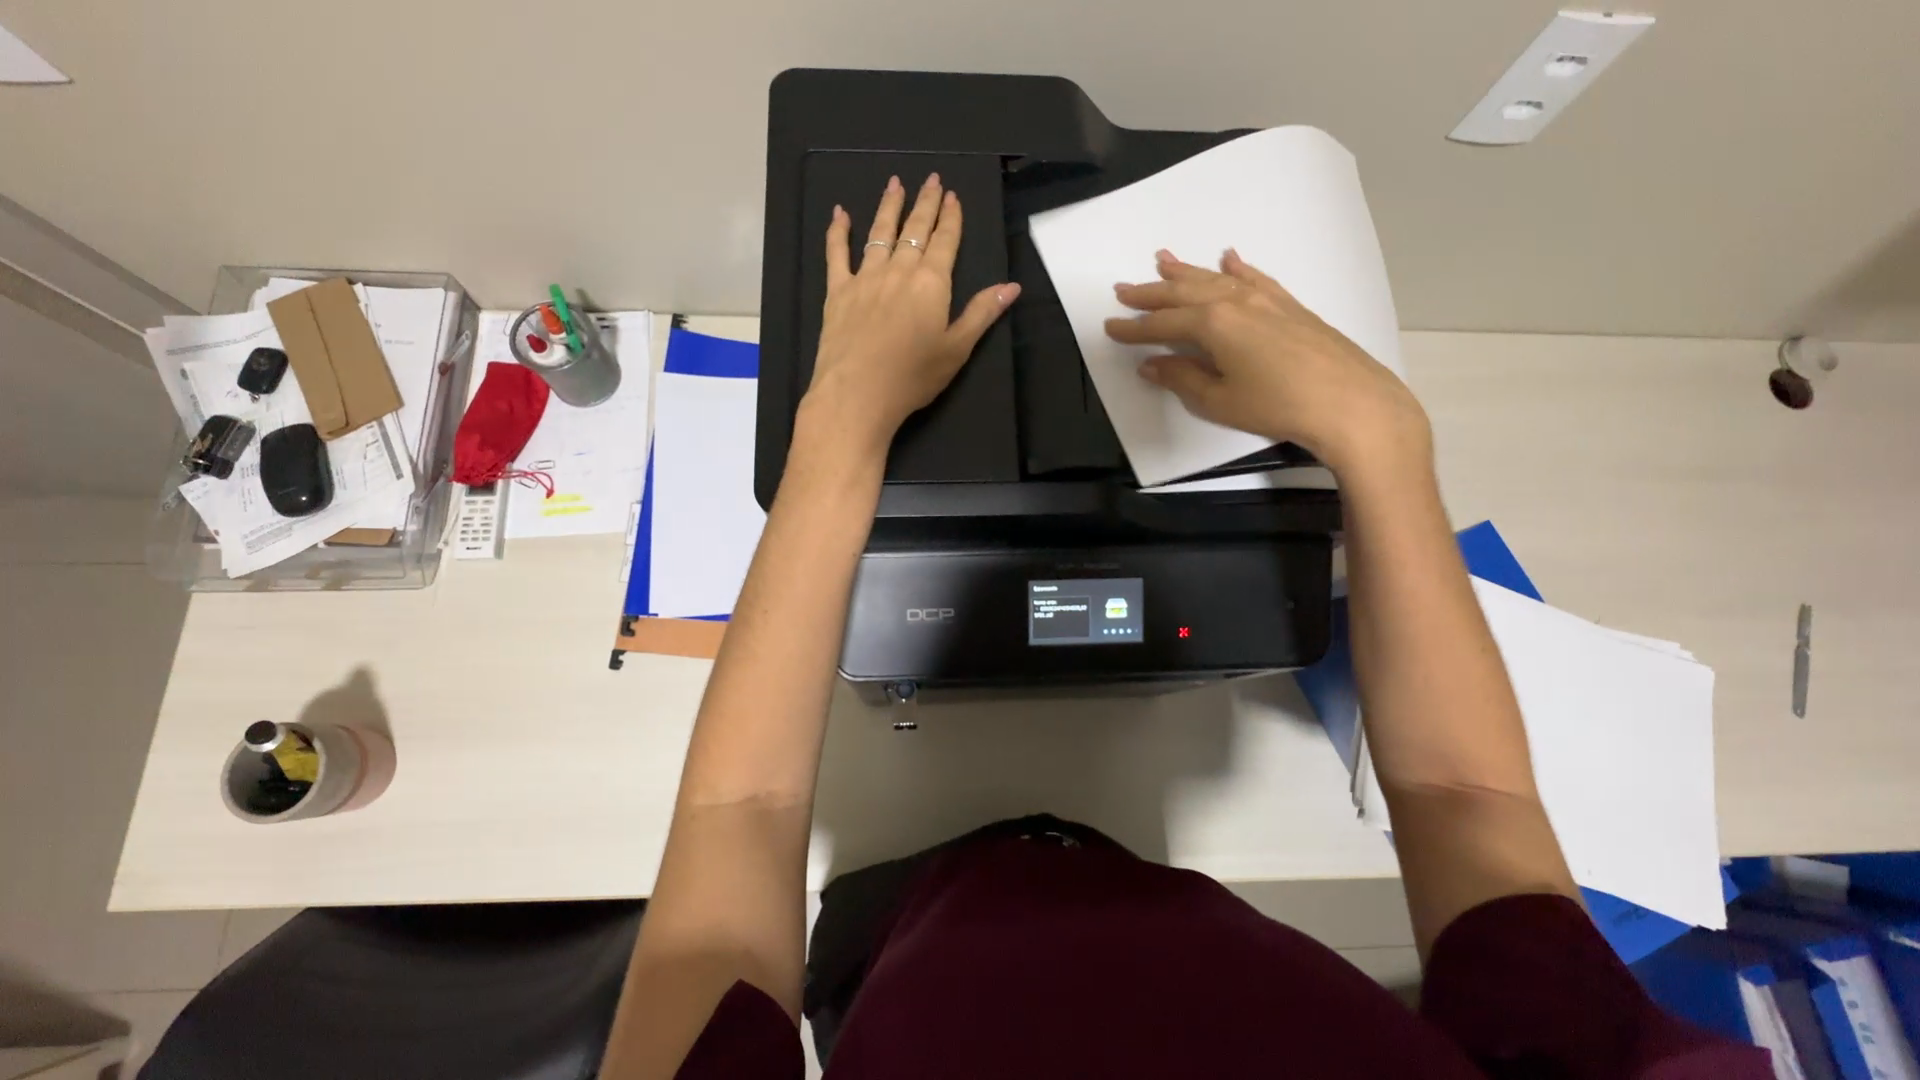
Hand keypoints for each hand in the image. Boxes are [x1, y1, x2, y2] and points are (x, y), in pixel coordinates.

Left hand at [801, 174, 1020, 455]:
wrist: (857, 393)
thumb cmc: (912, 377)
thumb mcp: (956, 349)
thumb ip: (981, 314)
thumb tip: (1011, 286)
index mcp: (932, 283)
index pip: (945, 241)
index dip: (950, 218)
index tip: (952, 196)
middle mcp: (899, 270)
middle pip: (914, 229)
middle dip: (924, 203)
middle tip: (930, 179)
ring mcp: (865, 278)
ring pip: (879, 233)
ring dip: (888, 206)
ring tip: (894, 184)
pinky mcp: (837, 292)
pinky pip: (837, 254)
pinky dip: (838, 231)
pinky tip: (839, 213)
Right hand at [1106, 250, 1428, 477]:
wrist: (1349, 402)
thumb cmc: (1277, 406)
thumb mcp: (1219, 401)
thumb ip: (1182, 379)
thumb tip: (1152, 365)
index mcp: (1212, 324)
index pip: (1162, 325)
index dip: (1133, 328)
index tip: (1109, 327)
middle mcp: (1235, 302)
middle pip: (1184, 294)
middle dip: (1151, 293)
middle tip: (1123, 290)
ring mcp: (1265, 300)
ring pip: (1216, 279)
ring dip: (1186, 272)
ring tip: (1162, 260)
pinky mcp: (1290, 306)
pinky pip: (1254, 278)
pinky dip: (1238, 268)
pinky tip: (1229, 258)